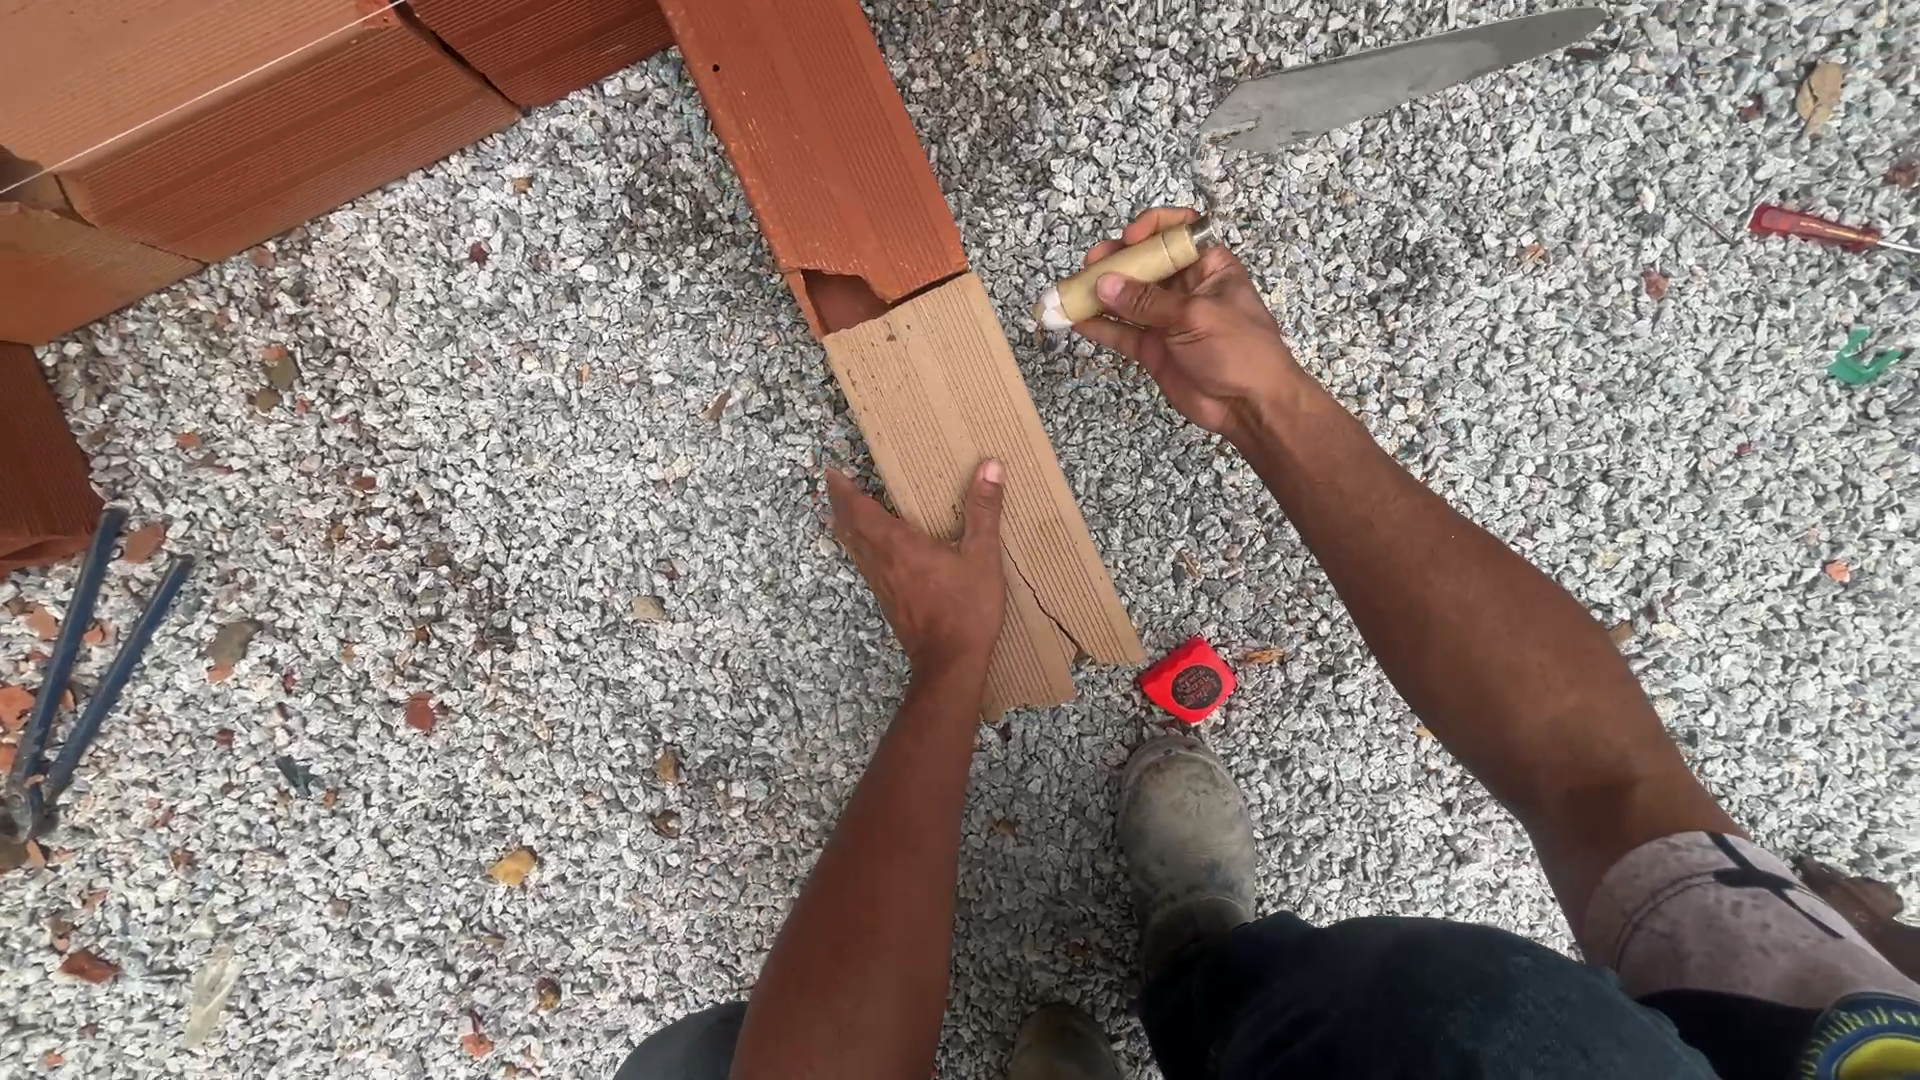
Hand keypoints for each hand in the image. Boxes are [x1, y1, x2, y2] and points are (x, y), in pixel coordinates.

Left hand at [826, 460, 1007, 681]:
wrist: (950, 662)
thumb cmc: (966, 609)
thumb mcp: (983, 556)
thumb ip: (984, 510)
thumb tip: (990, 467)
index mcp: (898, 545)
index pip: (858, 511)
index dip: (842, 490)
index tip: (832, 472)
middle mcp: (882, 563)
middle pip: (849, 529)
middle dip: (840, 505)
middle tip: (836, 485)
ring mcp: (882, 585)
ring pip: (854, 549)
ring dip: (847, 527)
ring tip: (846, 512)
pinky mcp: (888, 602)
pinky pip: (865, 566)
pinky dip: (860, 548)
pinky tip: (872, 551)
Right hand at [1072, 207, 1305, 439]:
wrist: (1249, 404)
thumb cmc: (1240, 350)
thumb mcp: (1196, 316)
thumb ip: (1147, 302)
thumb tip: (1105, 284)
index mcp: (1208, 267)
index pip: (1179, 231)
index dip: (1153, 229)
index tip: (1129, 239)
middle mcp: (1185, 288)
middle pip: (1145, 264)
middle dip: (1116, 262)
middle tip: (1090, 266)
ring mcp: (1166, 319)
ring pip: (1127, 299)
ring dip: (1099, 295)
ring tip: (1072, 291)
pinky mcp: (1152, 348)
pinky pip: (1121, 332)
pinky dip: (1099, 327)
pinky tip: (1076, 321)